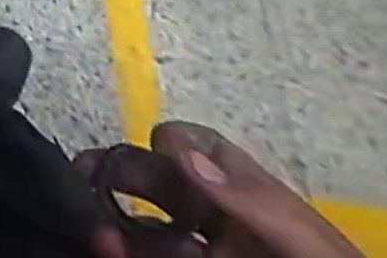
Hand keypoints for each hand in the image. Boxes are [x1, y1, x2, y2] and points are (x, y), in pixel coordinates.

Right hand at [87, 122, 361, 257]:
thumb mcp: (304, 241)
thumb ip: (247, 197)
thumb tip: (181, 153)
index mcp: (242, 193)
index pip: (191, 144)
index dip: (170, 142)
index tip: (160, 151)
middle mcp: (214, 219)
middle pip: (152, 182)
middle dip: (115, 172)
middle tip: (82, 177)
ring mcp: (201, 254)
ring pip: (141, 227)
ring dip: (109, 220)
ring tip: (91, 229)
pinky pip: (147, 256)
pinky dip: (120, 250)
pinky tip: (106, 249)